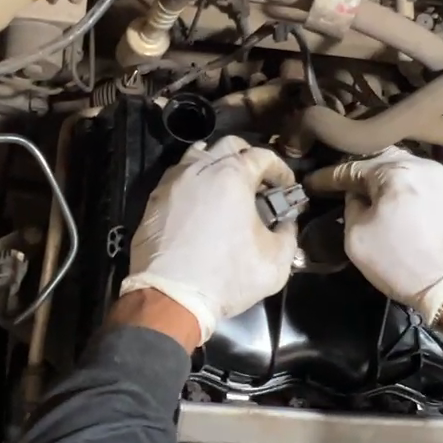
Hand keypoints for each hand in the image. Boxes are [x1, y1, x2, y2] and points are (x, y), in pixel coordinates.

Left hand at [120, 135, 299, 342]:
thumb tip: (286, 222)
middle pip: (229, 145)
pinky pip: (179, 177)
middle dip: (249, 158)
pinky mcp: (155, 199)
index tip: (286, 187)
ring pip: (199, 155)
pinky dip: (195, 180)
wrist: (170, 297)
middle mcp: (200, 169)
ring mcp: (173, 182)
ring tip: (228, 187)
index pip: (262, 156)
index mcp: (232, 176)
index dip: (280, 169)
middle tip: (260, 183)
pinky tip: (201, 202)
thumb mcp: (276, 260)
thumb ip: (288, 233)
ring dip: (218, 163)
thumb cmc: (226, 276)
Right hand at [320, 147, 442, 323]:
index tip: (312, 183)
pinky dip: (408, 190)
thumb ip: (352, 207)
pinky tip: (402, 204)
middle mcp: (422, 165)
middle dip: (360, 171)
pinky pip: (425, 184)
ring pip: (406, 169)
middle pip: (382, 159)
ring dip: (387, 179)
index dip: (328, 177)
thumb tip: (357, 196)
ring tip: (372, 192)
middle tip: (343, 183)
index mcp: (394, 171)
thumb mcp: (358, 238)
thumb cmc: (404, 263)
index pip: (351, 168)